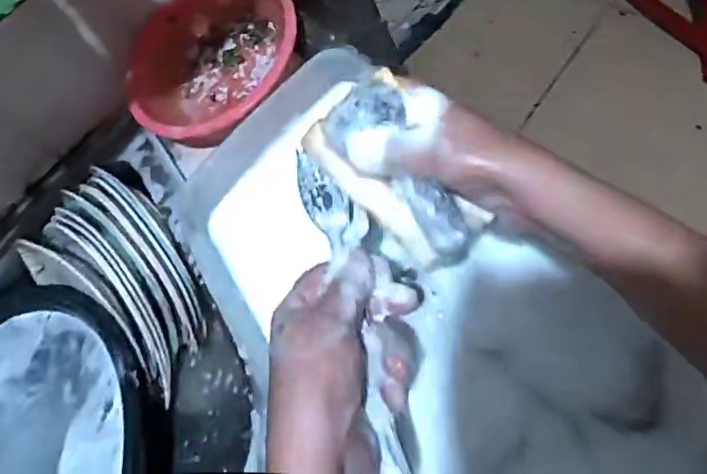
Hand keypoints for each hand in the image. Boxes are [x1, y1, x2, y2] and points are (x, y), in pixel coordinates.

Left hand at [268, 253, 415, 472]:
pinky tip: (389, 393)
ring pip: (383, 330)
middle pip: (362, 299)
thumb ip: (347, 288)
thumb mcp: (328, 326)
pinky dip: (393, 377)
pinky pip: (389, 363)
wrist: (325, 458)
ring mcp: (346, 358)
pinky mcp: (367, 383)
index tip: (384, 269)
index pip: (330, 273)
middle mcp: (322, 329)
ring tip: (390, 371)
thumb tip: (358, 253)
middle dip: (385, 307)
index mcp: (301, 311)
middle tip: (405, 304)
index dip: (357, 269)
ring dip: (392, 349)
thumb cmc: (317, 382)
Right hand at [343, 76, 527, 214]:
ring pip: (385, 154)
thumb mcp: (433, 151)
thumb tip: (347, 147)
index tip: (325, 122)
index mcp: (420, 102)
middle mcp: (418, 120)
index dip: (352, 102)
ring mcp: (424, 149)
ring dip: (367, 169)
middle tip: (323, 160)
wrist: (519, 192)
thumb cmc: (478, 159)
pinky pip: (398, 178)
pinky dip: (383, 187)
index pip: (378, 90)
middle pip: (377, 125)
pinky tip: (363, 200)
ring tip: (336, 183)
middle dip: (354, 142)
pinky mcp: (430, 176)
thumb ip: (390, 149)